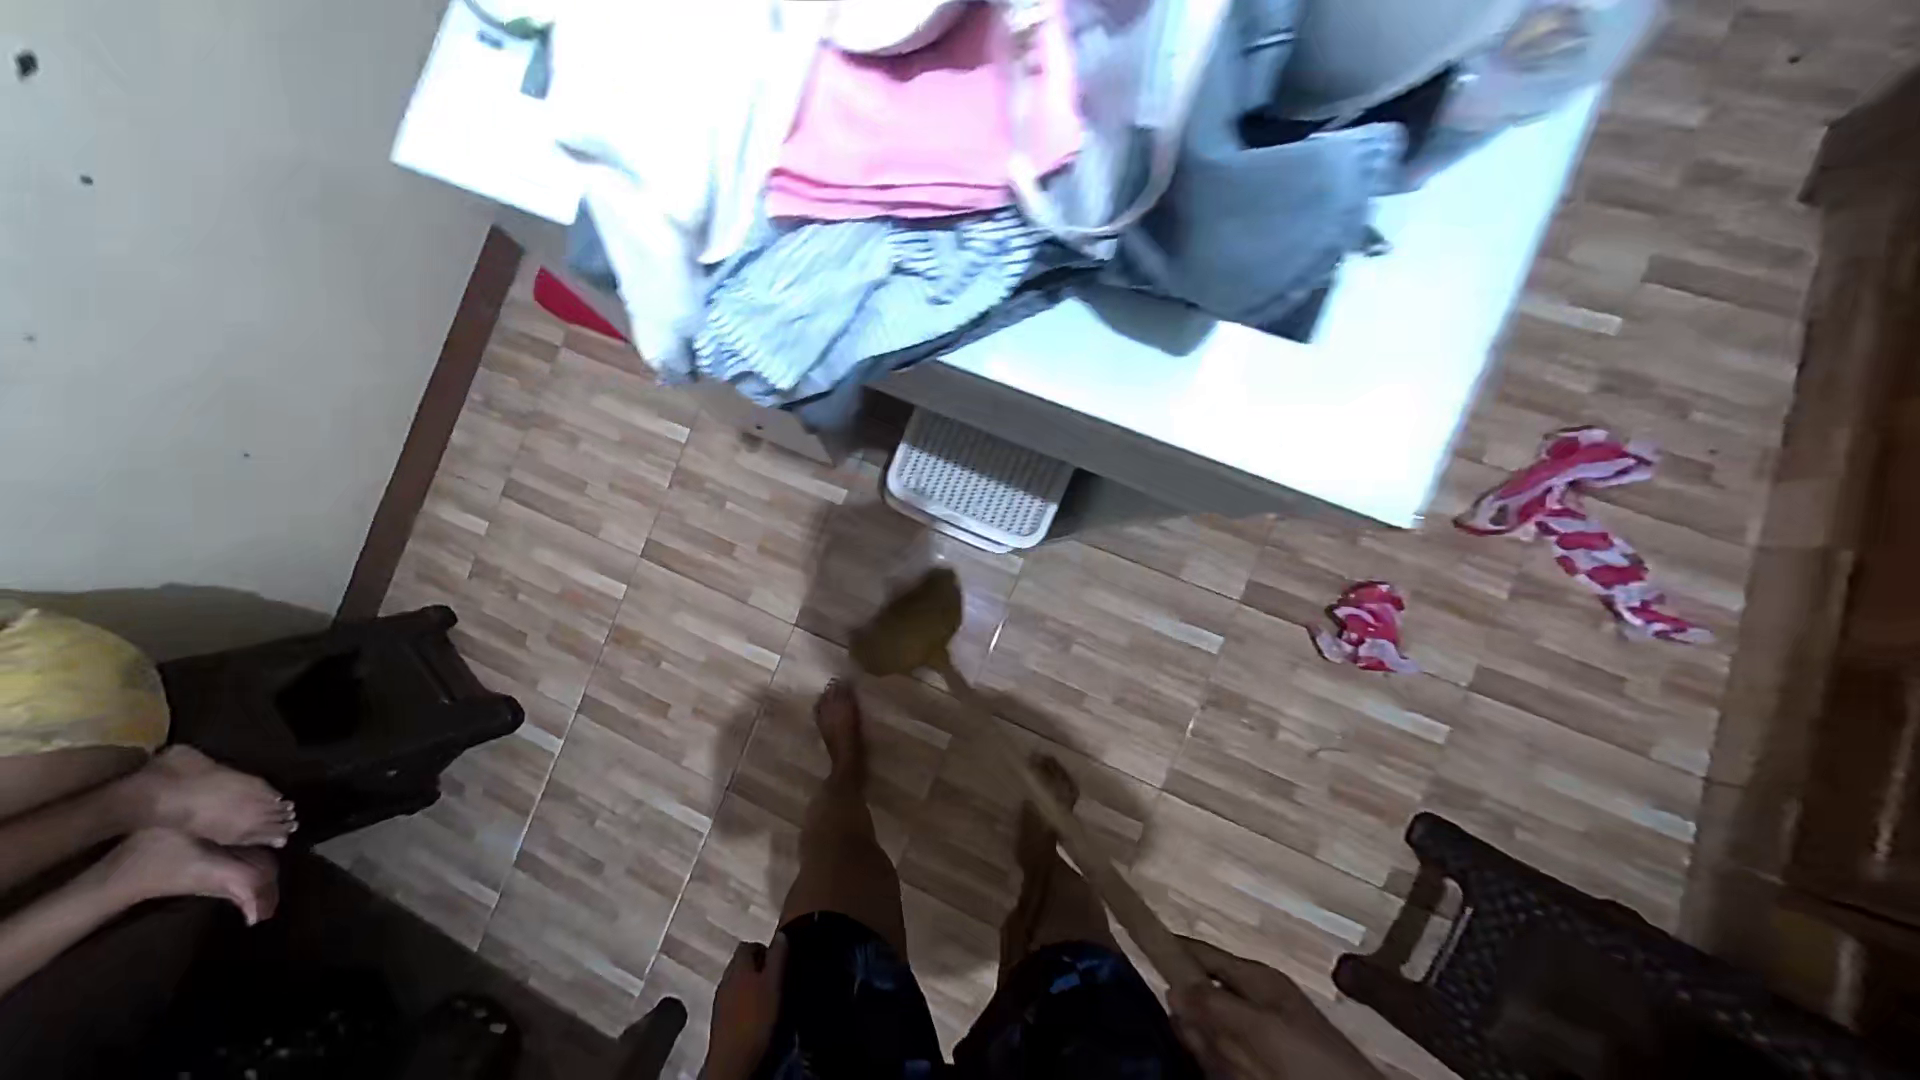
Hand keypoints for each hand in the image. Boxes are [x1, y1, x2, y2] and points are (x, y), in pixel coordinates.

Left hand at [701, 933, 789, 1079]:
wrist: (733, 1062)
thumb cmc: (757, 1018)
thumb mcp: (775, 983)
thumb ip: (778, 956)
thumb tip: (780, 933)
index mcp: (738, 966)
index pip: (747, 945)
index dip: (763, 948)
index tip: (779, 959)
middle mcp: (724, 978)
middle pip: (740, 963)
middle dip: (757, 966)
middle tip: (776, 977)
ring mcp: (719, 1001)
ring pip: (736, 983)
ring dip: (750, 985)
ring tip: (767, 996)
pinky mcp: (718, 1021)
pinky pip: (732, 1001)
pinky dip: (743, 1002)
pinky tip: (754, 1014)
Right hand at [1169, 937, 1382, 1079]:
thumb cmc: (1315, 1064)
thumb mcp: (1262, 1028)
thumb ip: (1215, 1005)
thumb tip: (1170, 985)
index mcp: (1256, 980)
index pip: (1203, 955)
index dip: (1175, 952)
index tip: (1142, 952)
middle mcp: (1252, 1005)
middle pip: (1200, 1001)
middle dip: (1196, 1023)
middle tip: (1201, 1043)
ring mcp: (1256, 1042)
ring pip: (1210, 1038)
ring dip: (1212, 1054)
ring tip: (1239, 1070)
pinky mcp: (1257, 1071)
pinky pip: (1225, 1065)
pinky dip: (1223, 1071)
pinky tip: (1238, 1076)